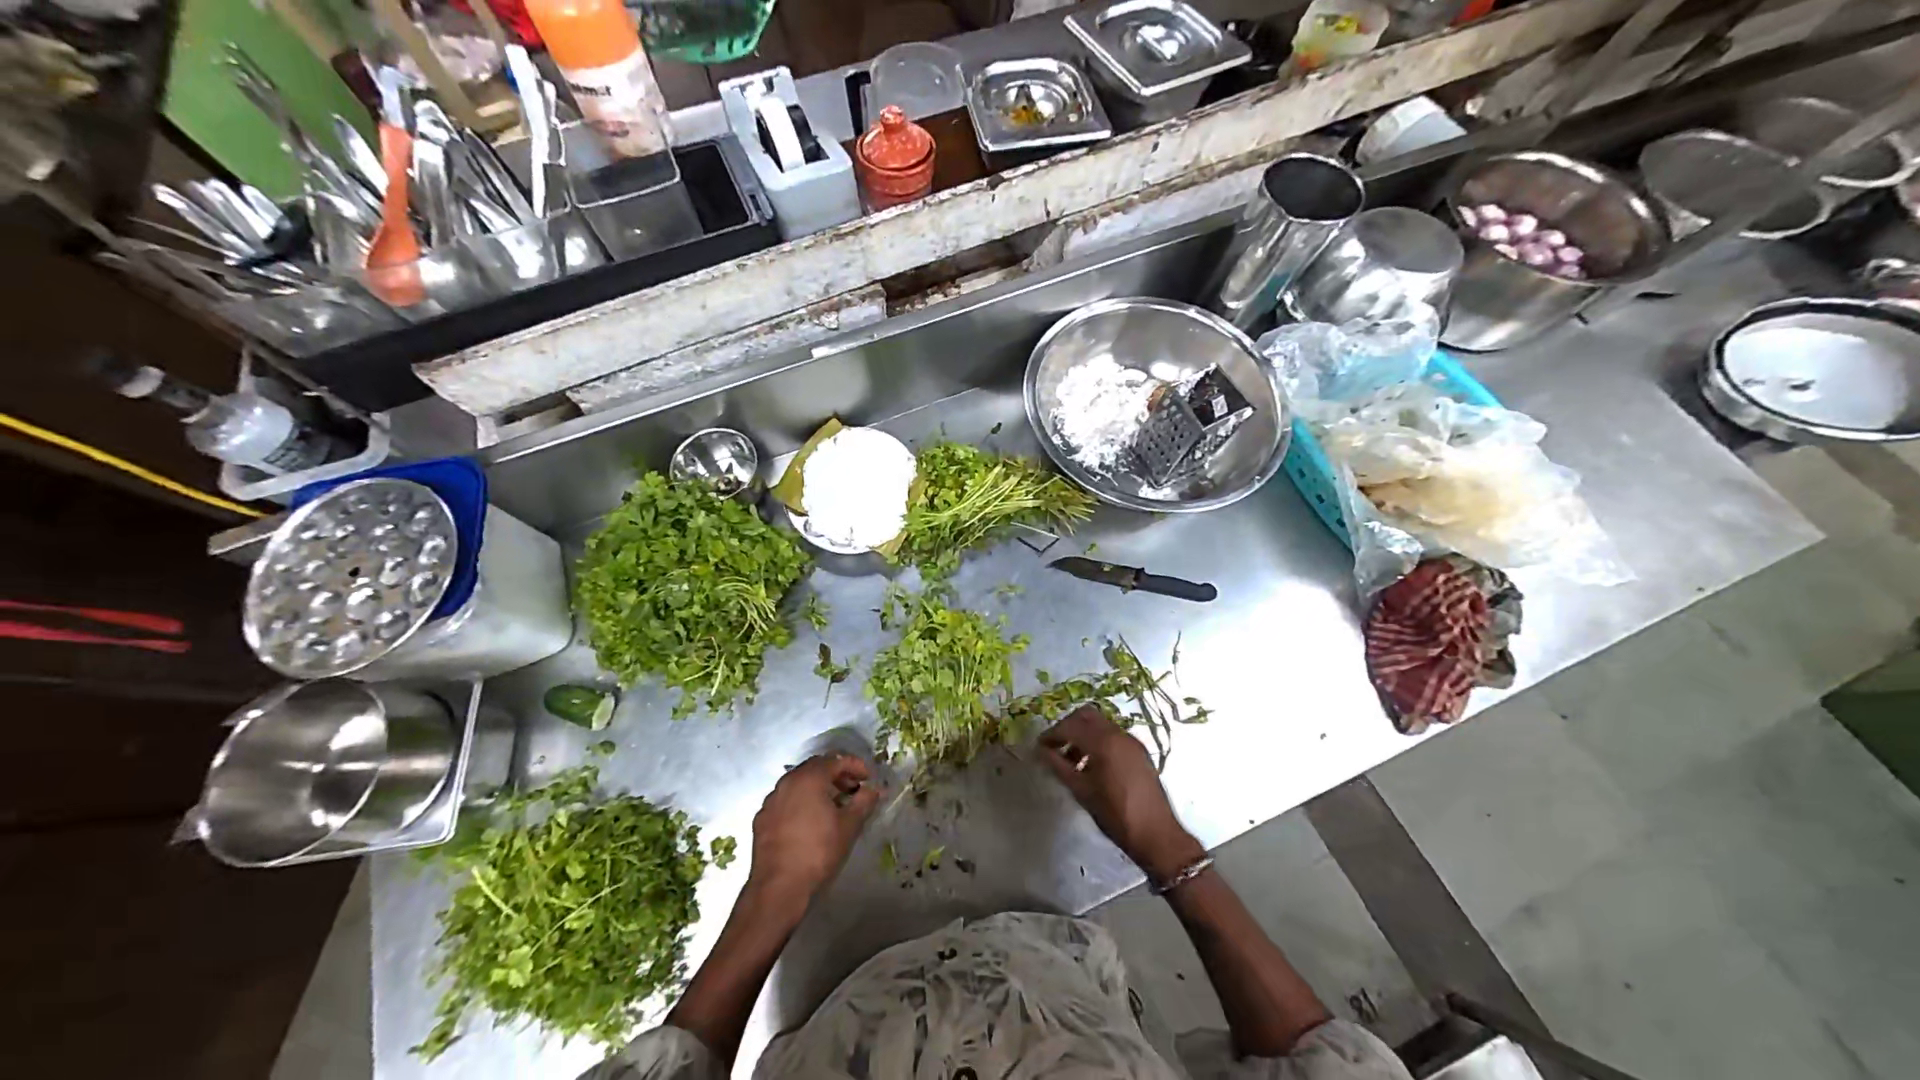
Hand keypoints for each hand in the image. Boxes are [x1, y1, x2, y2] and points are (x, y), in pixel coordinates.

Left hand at [747, 753, 880, 896]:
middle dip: (836, 775)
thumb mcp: (849, 826)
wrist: (778, 887)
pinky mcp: (761, 819)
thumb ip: (864, 802)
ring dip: (818, 788)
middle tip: (853, 789)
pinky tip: (810, 822)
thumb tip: (875, 789)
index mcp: (808, 778)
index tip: (868, 778)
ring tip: (834, 806)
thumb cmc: (818, 851)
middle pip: (815, 768)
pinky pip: (786, 801)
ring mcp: (771, 801)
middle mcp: (786, 782)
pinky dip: (801, 802)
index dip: (855, 765)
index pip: (835, 760)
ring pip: (798, 784)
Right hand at [1039, 705, 1204, 880]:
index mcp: (1104, 742)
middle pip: (1086, 716)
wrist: (1156, 834)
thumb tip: (1041, 751)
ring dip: (1083, 735)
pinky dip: (1098, 742)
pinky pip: (1113, 736)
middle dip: (1067, 727)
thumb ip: (1059, 766)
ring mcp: (1132, 741)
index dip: (1051, 735)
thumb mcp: (1081, 791)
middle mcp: (1119, 734)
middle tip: (1054, 746)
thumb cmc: (1115, 814)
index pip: (1070, 726)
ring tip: (1070, 760)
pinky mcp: (1139, 752)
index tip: (1039, 747)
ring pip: (1101, 725)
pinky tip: (1090, 766)